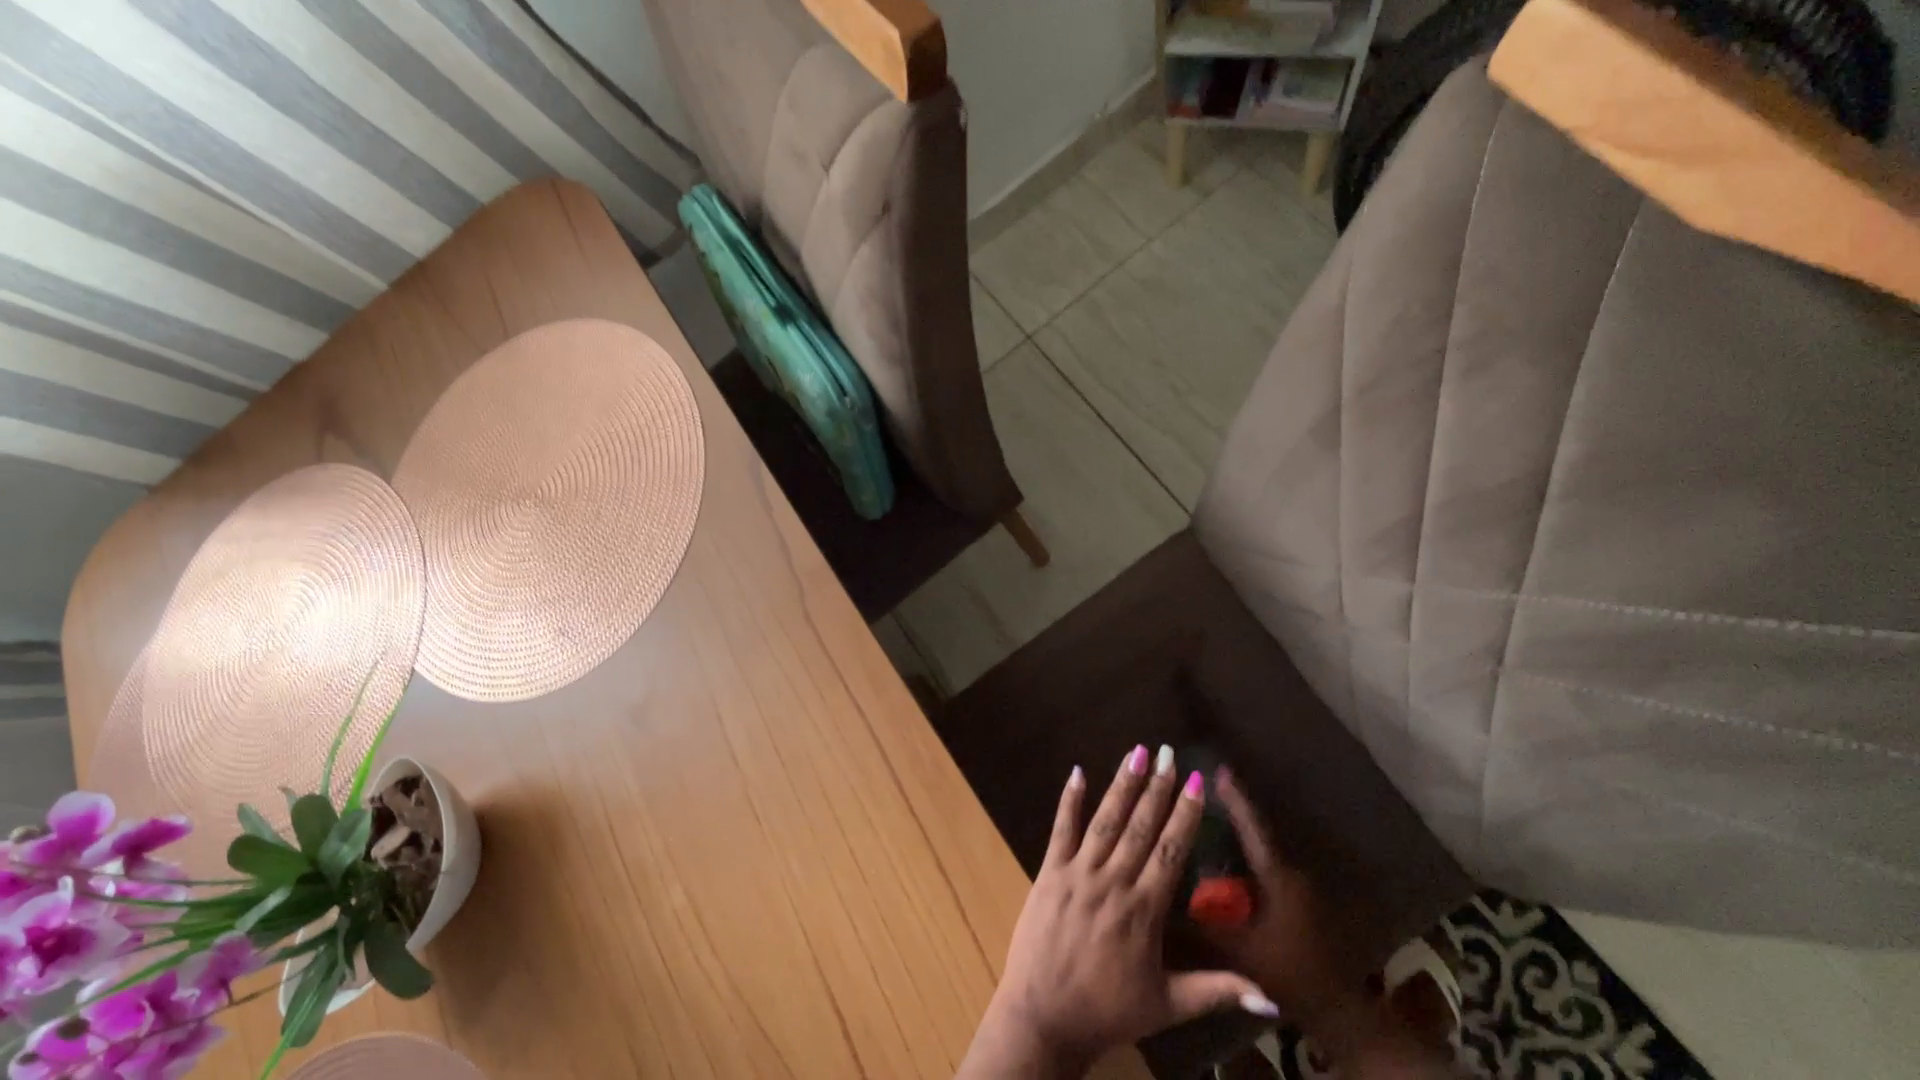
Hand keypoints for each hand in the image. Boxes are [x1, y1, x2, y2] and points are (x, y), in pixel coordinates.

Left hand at [958, 747, 1279, 1079]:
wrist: (1043, 1018)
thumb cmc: (1108, 1011)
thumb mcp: (1168, 1005)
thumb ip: (1218, 991)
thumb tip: (1273, 1000)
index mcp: (1144, 910)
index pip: (1170, 851)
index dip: (1185, 815)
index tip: (1197, 781)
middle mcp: (1112, 883)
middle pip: (1139, 828)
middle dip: (1157, 789)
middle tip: (1169, 753)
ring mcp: (1077, 875)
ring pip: (1104, 822)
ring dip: (1121, 786)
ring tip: (1136, 753)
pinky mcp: (1048, 875)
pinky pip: (1059, 832)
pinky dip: (1069, 802)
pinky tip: (1077, 773)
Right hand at [1205, 770, 1457, 1076]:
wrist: (1334, 1007)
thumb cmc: (1287, 972)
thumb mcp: (1237, 950)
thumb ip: (1198, 926)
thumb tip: (1159, 905)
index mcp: (1278, 877)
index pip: (1253, 829)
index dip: (1236, 800)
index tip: (1220, 770)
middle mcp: (1291, 875)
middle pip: (1257, 836)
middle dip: (1232, 815)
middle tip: (1203, 795)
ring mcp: (1298, 890)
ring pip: (1262, 856)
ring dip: (1239, 839)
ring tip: (1207, 824)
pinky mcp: (1299, 906)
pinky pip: (1266, 873)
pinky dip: (1246, 863)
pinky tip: (1225, 869)